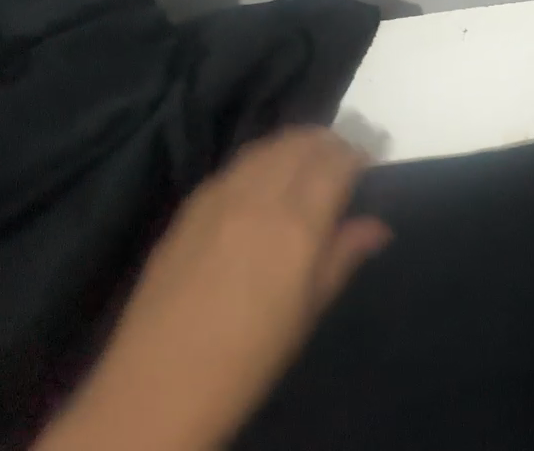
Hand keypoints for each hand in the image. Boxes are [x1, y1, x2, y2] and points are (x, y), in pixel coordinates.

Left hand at [34, 128, 390, 450]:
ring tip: (306, 163)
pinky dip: (259, 162)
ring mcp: (217, 201)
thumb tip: (377, 226)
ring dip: (293, 146)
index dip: (358, 155)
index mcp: (297, 224)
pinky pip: (233, 168)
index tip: (370, 164)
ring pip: (264, 148)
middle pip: (300, 144)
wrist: (156, 390)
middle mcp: (258, 199)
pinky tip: (261, 184)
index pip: (337, 163)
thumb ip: (343, 256)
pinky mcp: (187, 212)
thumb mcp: (310, 310)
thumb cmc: (250, 357)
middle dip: (328, 143)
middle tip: (342, 159)